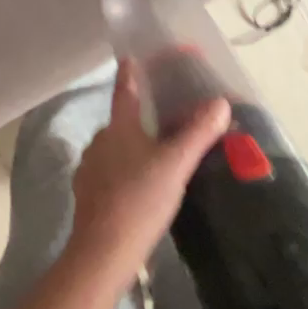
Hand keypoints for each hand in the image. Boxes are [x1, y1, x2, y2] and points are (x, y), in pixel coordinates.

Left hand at [67, 58, 231, 274]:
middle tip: (165, 122)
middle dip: (139, 118)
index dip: (129, 73)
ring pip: (115, 148)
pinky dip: (124, 173)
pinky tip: (139, 188)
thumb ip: (197, 133)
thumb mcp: (175, 165)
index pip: (124, 90)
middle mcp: (99, 140)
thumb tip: (220, 102)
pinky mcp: (87, 193)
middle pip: (121, 121)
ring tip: (157, 159)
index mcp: (119, 126)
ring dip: (132, 148)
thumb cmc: (140, 199)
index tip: (129, 58)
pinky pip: (109, 172)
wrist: (103, 250)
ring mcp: (89, 167)